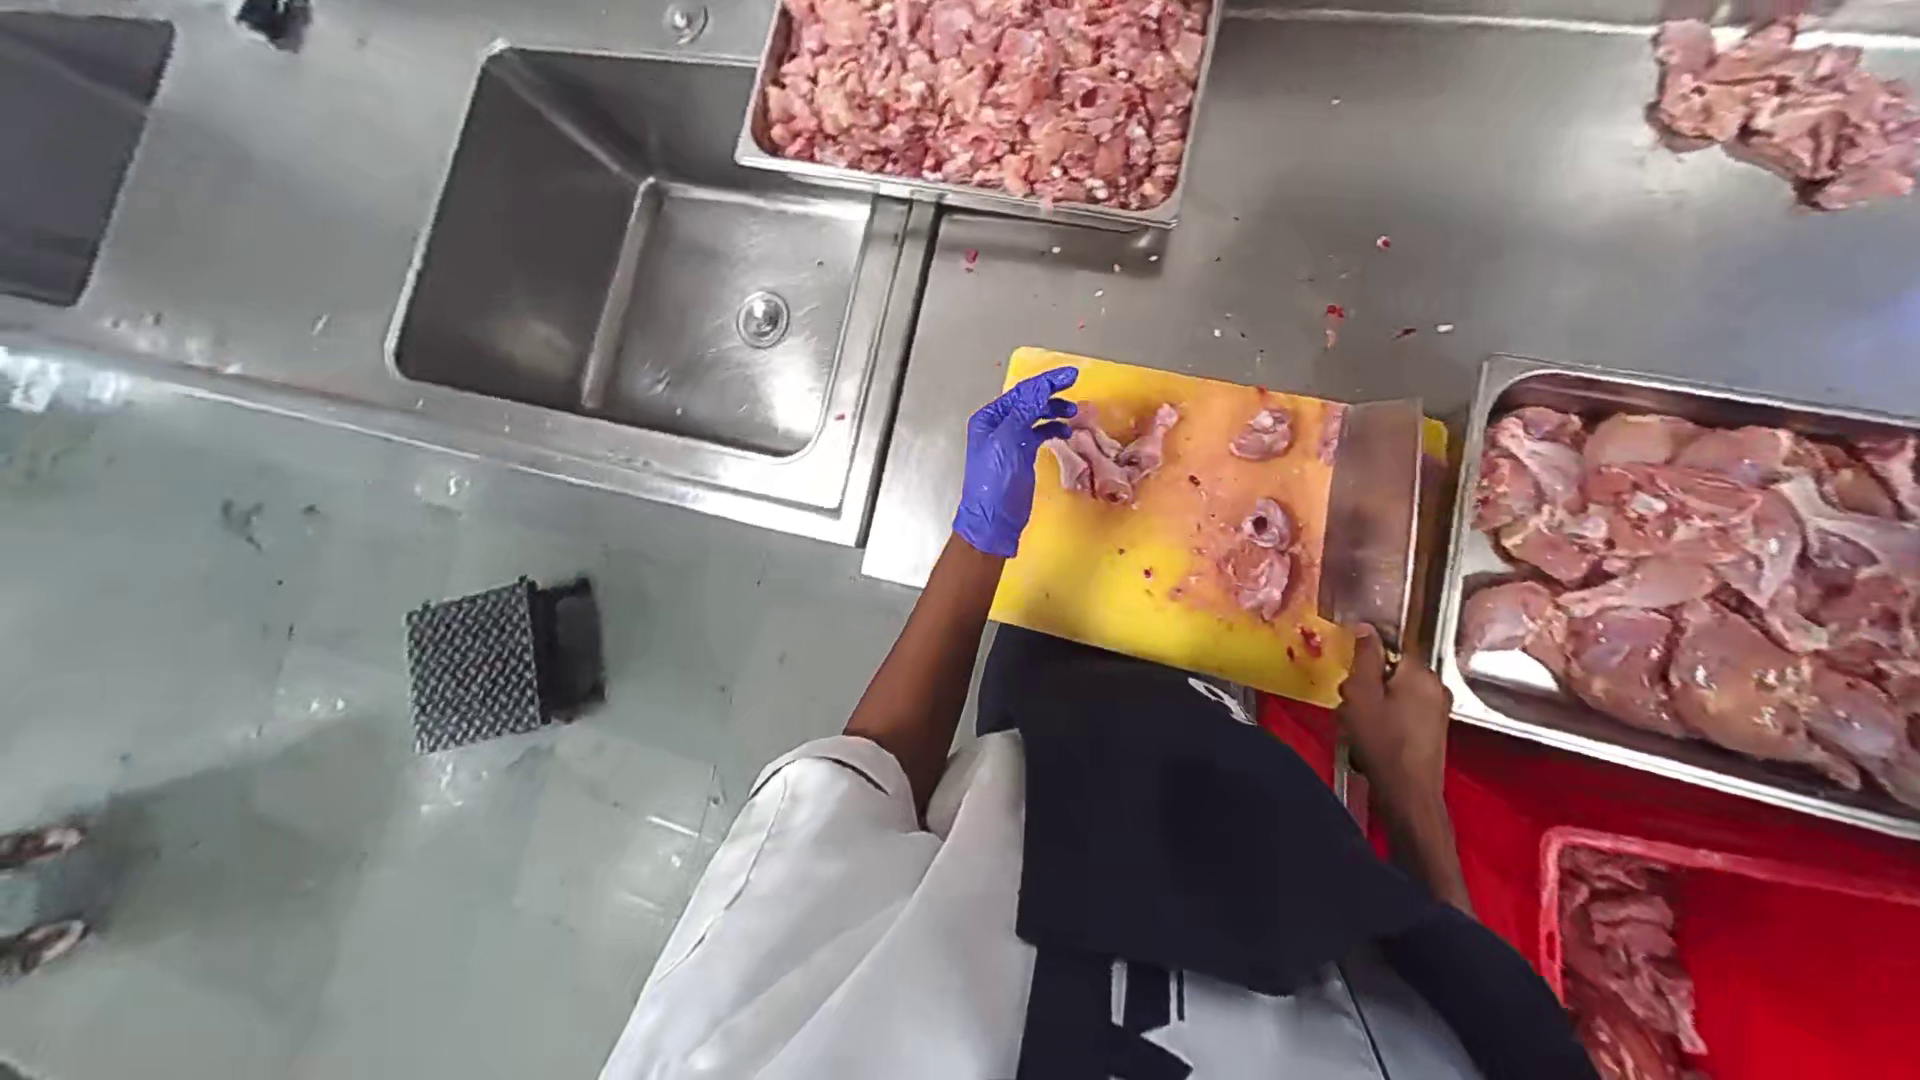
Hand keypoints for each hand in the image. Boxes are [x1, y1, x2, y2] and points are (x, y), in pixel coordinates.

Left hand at [952, 367, 1078, 557]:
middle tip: (1074, 388)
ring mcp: (1010, 441)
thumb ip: (1024, 413)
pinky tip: (1064, 430)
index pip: (1021, 393)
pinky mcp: (1021, 455)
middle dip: (1051, 394)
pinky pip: (1038, 433)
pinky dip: (1051, 429)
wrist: (994, 521)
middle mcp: (998, 427)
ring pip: (1035, 416)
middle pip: (1028, 401)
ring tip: (1072, 413)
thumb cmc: (995, 483)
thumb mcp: (1008, 443)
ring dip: (1053, 411)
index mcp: (990, 419)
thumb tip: (1041, 388)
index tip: (1070, 375)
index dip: (1046, 382)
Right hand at [1336, 624, 1453, 819]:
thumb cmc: (1380, 738)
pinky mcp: (1433, 728)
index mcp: (1421, 673)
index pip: (1391, 647)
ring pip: (1396, 689)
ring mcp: (1438, 709)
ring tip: (1358, 719)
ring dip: (1374, 698)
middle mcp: (1436, 686)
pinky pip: (1404, 708)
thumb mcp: (1361, 693)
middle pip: (1393, 669)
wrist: (1407, 790)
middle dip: (1367, 680)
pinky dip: (1386, 714)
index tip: (1349, 673)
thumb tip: (1365, 627)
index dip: (1366, 657)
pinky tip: (1372, 732)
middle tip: (1350, 700)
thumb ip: (1364, 657)